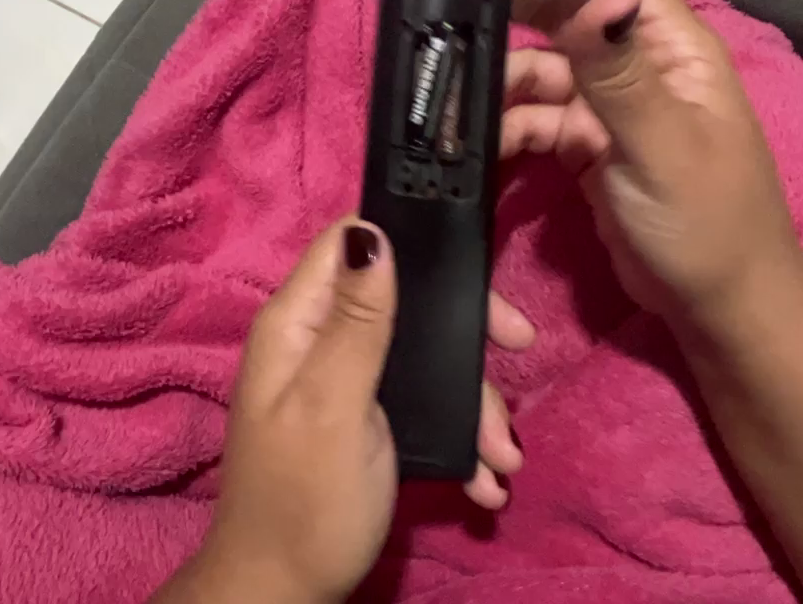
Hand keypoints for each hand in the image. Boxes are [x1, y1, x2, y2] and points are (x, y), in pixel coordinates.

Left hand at [158, 218, 534, 603]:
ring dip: (470, 395)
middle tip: (519, 350)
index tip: (473, 275)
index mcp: (298, 320)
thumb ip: (357, 323)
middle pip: (401, 297)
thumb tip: (372, 233)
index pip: (349, 241)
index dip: (408, 243)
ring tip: (501, 454)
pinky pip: (419, 397)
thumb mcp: (335, 405)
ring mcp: (342, 376)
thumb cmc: (306, 499)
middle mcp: (318, 336)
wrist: (283, 594)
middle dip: (463, 330)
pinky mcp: (365, 414)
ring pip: (420, 352)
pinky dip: (456, 427)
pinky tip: (482, 474)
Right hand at [467, 0, 802, 333]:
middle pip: (562, 9)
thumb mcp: (662, 147)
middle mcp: (636, 61)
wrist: (717, 306)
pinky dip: (504, 124)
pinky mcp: (583, 140)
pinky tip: (478, 142)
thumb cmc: (706, 223)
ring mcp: (607, 103)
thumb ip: (622, 72)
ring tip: (449, 96)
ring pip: (537, 67)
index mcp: (671, 46)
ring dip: (496, 80)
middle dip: (503, 6)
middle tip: (439, 12)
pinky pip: (532, 115)